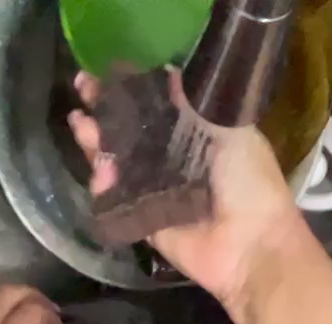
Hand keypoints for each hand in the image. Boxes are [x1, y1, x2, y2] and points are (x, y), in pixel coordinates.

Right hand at [67, 70, 308, 308]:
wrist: (250, 244)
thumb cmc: (250, 181)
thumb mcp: (230, 127)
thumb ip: (195, 104)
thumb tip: (168, 75)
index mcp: (197, 134)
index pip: (156, 106)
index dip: (132, 90)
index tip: (107, 71)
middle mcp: (175, 161)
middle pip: (131, 134)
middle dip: (106, 113)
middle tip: (82, 90)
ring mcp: (157, 192)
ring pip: (119, 165)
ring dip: (98, 144)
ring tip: (81, 125)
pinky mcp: (145, 221)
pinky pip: (119, 201)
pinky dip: (105, 187)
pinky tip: (100, 174)